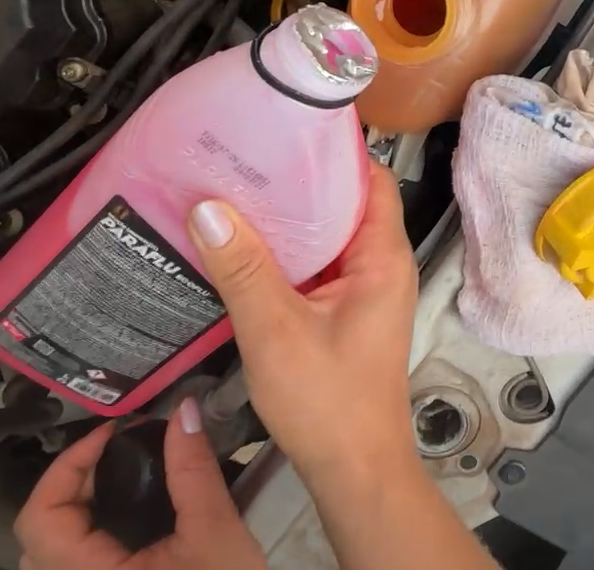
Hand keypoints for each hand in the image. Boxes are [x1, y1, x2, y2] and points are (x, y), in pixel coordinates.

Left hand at [14, 402, 266, 569]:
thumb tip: (184, 409)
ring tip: (128, 470)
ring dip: (79, 504)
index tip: (118, 431)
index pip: (42, 516)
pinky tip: (127, 511)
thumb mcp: (214, 531)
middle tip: (128, 445)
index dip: (70, 465)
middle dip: (76, 478)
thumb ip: (192, 470)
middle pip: (39, 531)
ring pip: (50, 551)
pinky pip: (69, 564)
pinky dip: (87, 529)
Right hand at [187, 161, 418, 486]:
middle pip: (350, 203)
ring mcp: (368, 288)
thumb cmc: (329, 400)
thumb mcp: (276, 330)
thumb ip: (243, 269)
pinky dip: (294, 251)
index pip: (373, 181)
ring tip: (245, 190)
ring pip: (333, 234)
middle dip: (306, 181)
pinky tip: (251, 246)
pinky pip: (323, 264)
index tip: (296, 129)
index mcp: (384, 256)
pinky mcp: (350, 309)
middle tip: (254, 157)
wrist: (353, 465)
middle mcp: (384, 264)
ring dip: (296, 218)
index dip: (339, 152)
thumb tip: (209, 208)